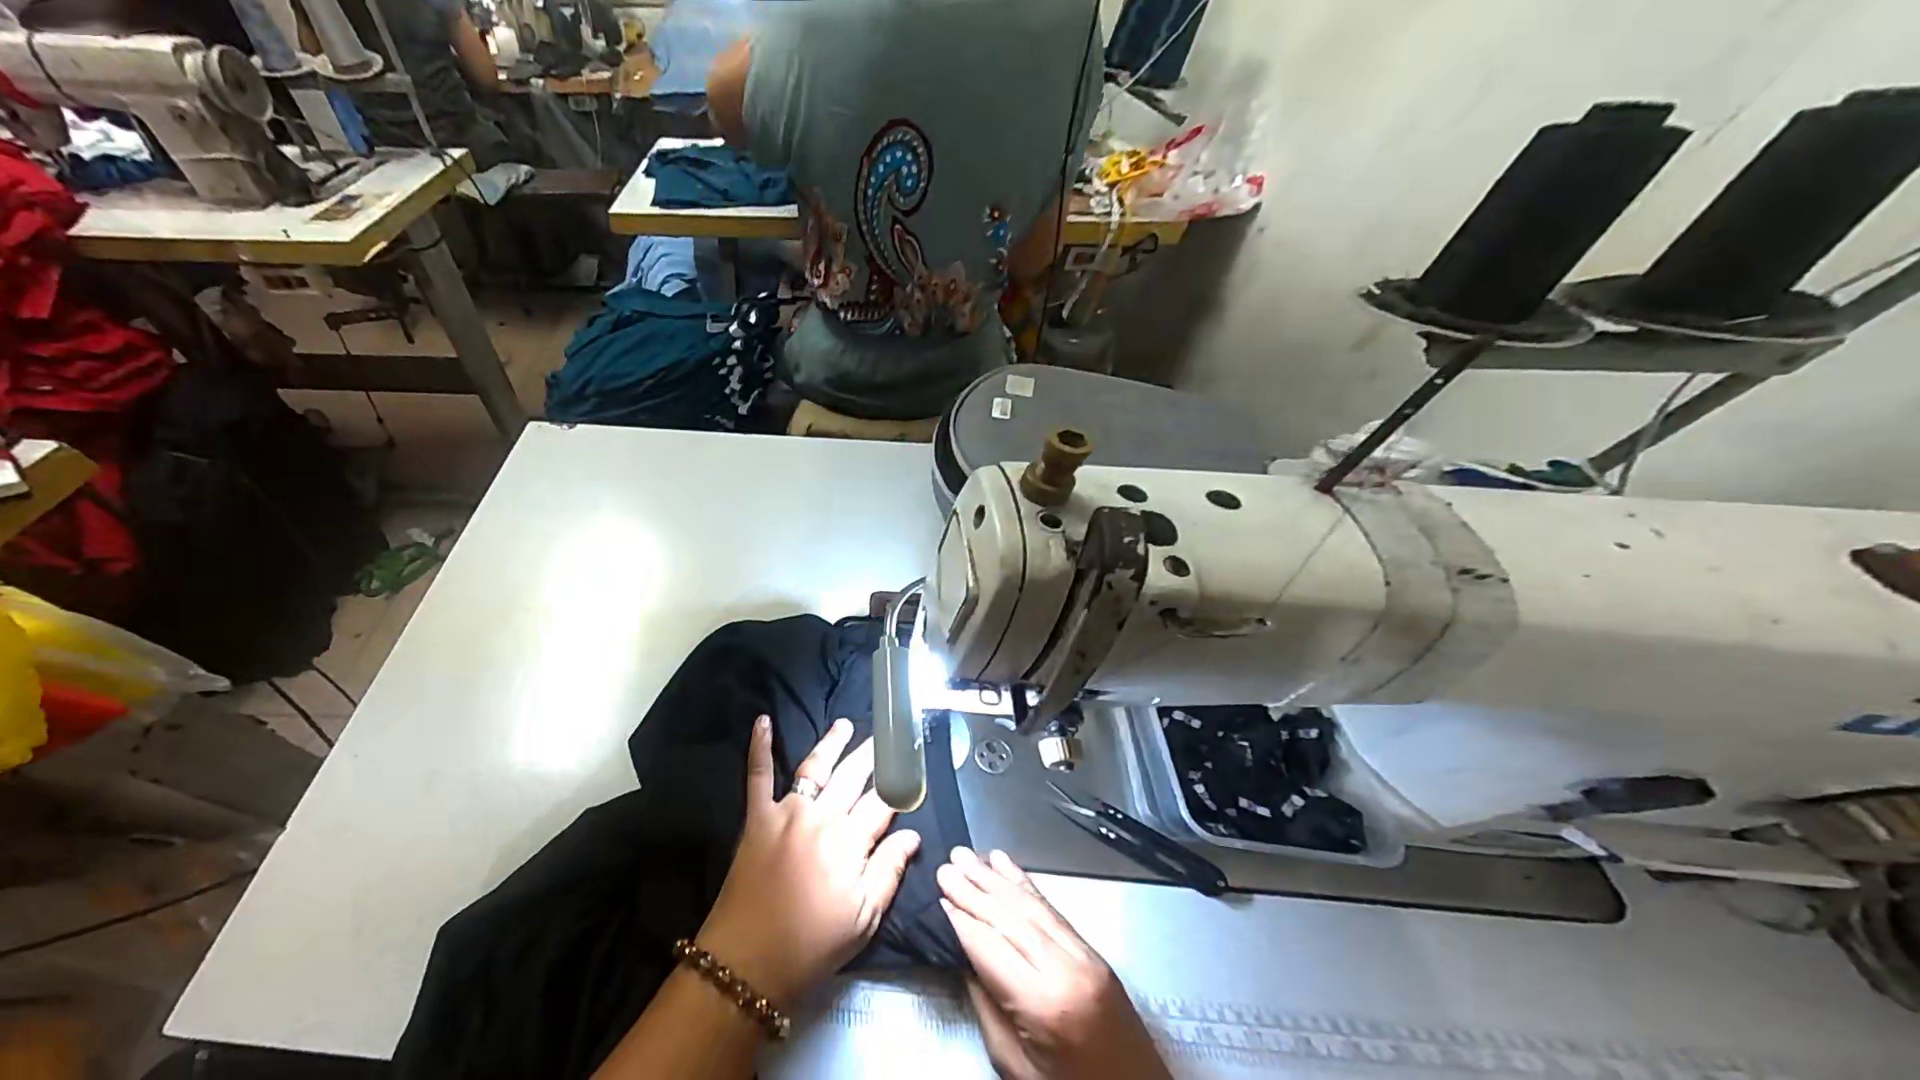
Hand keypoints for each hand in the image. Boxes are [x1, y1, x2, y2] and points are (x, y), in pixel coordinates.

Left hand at [696, 717, 920, 1007]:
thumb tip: (913, 834)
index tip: (910, 776)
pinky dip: (759, 747)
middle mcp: (821, 816)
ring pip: (814, 767)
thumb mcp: (864, 918)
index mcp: (850, 841)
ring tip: (844, 725)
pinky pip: (758, 776)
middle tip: (885, 738)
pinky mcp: (756, 819)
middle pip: (853, 777)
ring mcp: (786, 812)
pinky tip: (762, 722)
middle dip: (872, 756)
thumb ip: (889, 870)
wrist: (746, 966)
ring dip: (832, 743)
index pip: (882, 804)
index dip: (898, 790)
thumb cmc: (813, 945)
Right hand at [938, 848, 1170, 1079]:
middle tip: (946, 865)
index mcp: (1043, 1002)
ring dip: (996, 878)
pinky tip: (1007, 866)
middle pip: (1009, 918)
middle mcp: (1065, 968)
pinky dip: (1027, 885)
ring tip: (968, 856)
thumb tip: (964, 958)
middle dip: (974, 889)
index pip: (990, 946)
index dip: (961, 918)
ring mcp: (1084, 955)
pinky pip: (1053, 910)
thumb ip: (987, 1007)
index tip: (938, 895)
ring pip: (1031, 906)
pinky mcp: (1093, 951)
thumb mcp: (1015, 1064)